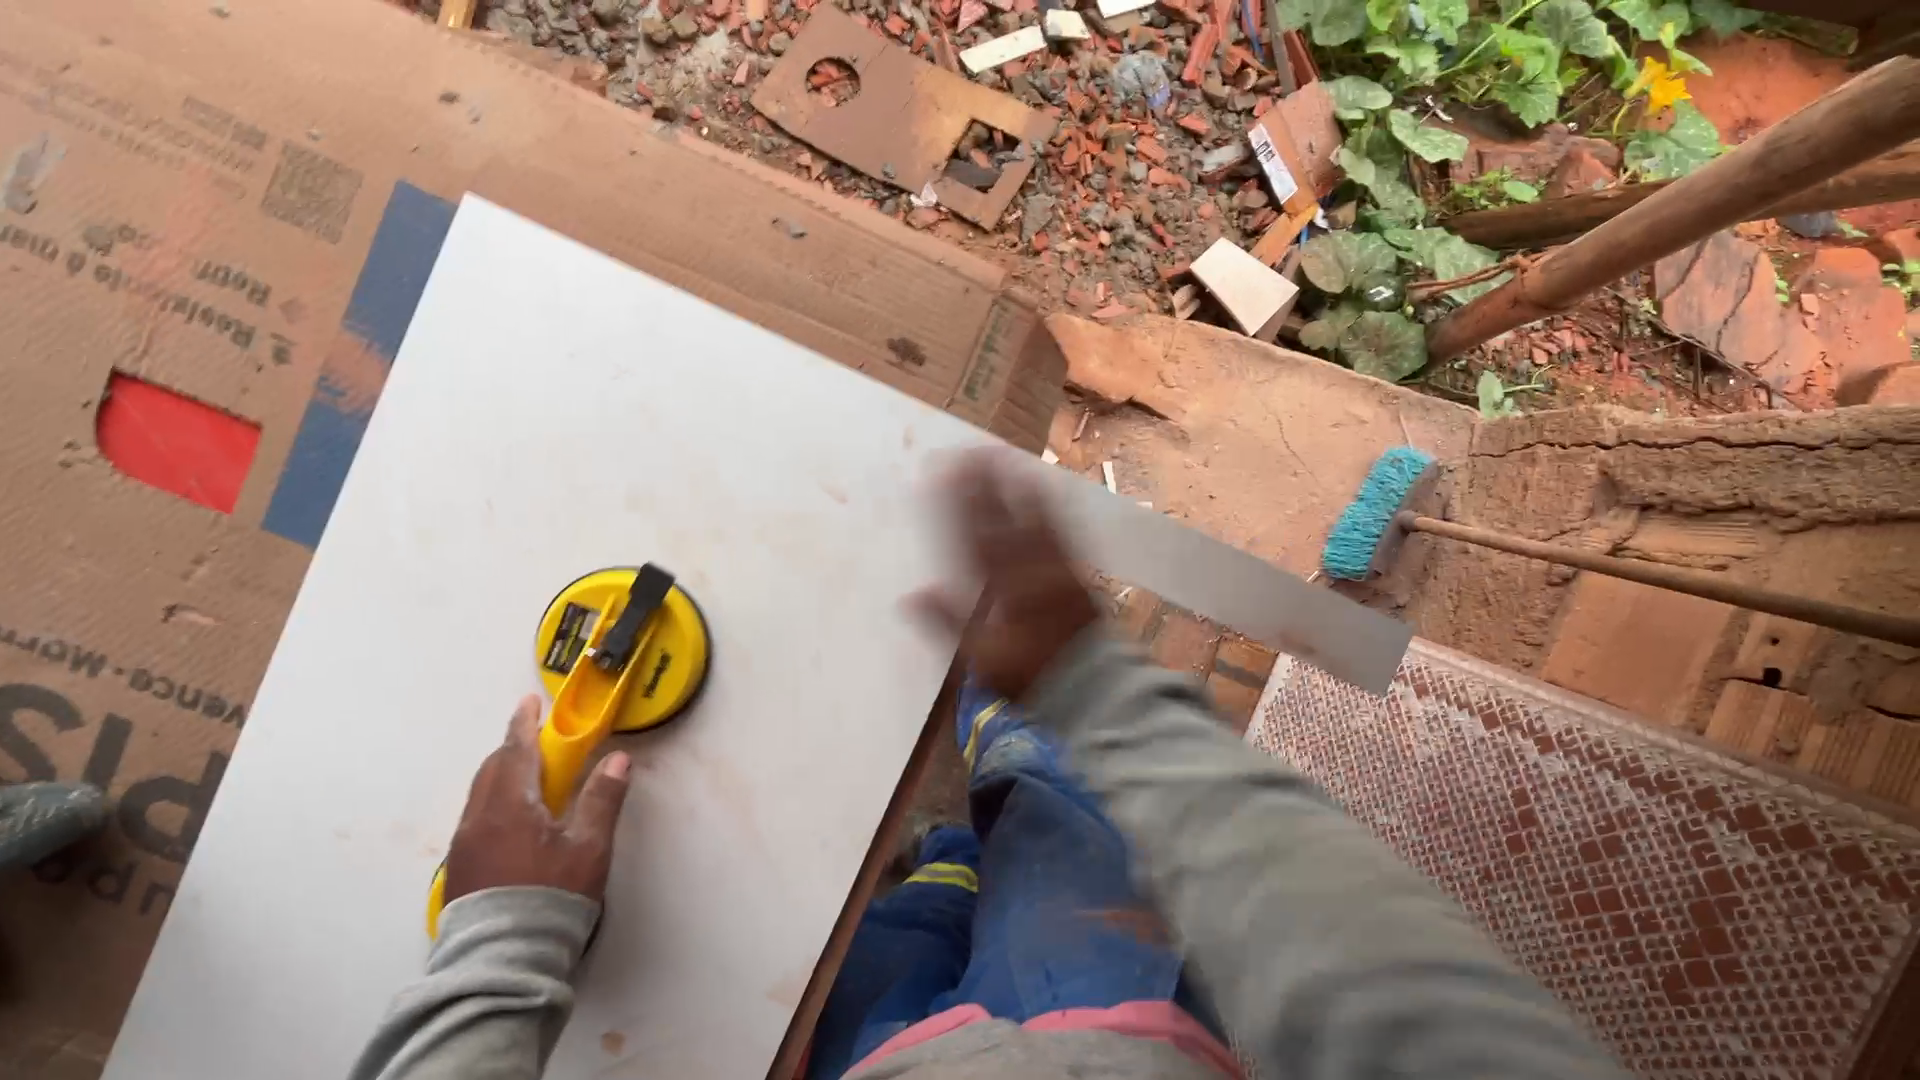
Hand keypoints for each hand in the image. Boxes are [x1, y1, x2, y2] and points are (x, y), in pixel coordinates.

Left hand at [443, 695, 632, 905]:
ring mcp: (465, 844)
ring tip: (530, 776)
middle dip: (515, 747)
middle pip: (493, 768)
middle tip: (539, 738)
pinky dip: (497, 800)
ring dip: (505, 774)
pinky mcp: (460, 868)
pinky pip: (477, 816)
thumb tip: (618, 759)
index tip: (530, 701)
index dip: (525, 723)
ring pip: (482, 793)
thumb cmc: (551, 895)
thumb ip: (602, 799)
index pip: (516, 750)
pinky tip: (516, 819)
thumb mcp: (589, 847)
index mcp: (509, 805)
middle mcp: (479, 818)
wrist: (501, 959)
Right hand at [916, 449, 1101, 700]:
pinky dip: (1049, 502)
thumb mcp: (981, 660)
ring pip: (1033, 517)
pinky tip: (1043, 484)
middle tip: (969, 450)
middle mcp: (1030, 570)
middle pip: (1003, 519)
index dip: (957, 504)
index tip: (943, 475)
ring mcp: (1057, 567)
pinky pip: (1062, 528)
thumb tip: (911, 596)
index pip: (973, 538)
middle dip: (984, 483)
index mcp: (1003, 589)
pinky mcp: (1077, 570)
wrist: (1091, 685)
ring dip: (1015, 483)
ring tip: (1002, 453)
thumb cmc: (1029, 676)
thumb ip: (947, 624)